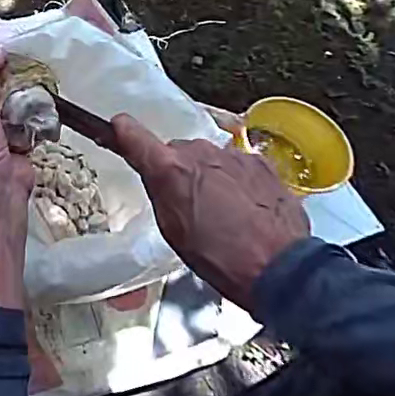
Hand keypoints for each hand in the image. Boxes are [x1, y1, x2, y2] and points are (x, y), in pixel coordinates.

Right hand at [110, 113, 308, 312]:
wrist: (275, 266)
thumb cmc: (216, 256)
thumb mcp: (171, 228)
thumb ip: (160, 191)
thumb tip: (156, 173)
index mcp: (169, 169)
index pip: (134, 135)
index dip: (123, 131)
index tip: (119, 129)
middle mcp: (198, 153)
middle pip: (176, 150)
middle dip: (177, 169)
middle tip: (185, 201)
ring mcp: (232, 155)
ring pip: (208, 157)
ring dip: (208, 175)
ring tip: (220, 210)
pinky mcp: (260, 163)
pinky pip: (236, 165)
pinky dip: (236, 180)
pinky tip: (244, 207)